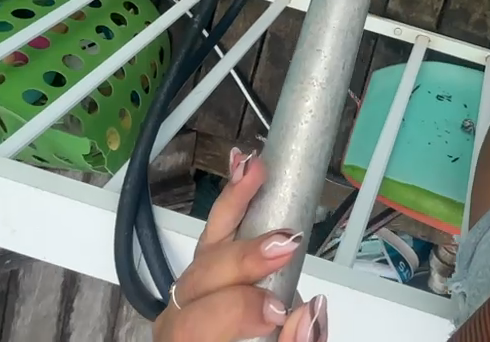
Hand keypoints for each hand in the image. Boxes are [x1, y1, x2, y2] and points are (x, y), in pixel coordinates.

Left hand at [154, 149, 327, 341]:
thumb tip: (310, 312)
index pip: (195, 326)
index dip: (236, 311)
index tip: (279, 309)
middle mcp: (179, 319)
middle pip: (198, 281)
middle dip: (242, 258)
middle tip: (286, 244)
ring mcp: (192, 291)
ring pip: (205, 245)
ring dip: (233, 204)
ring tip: (255, 170)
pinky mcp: (210, 269)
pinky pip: (218, 231)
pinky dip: (234, 198)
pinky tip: (244, 164)